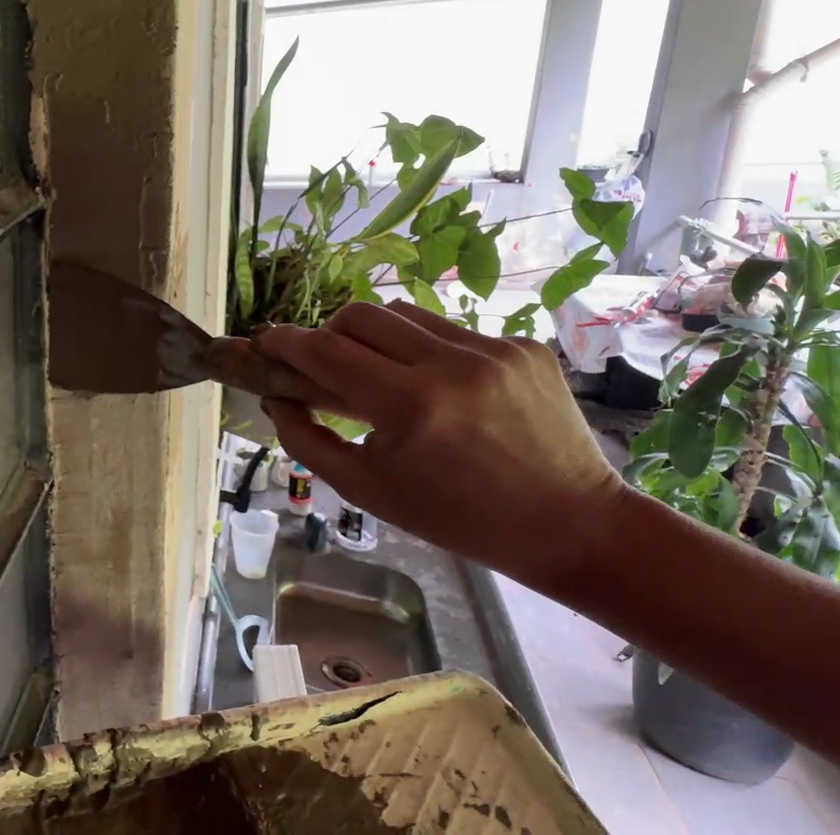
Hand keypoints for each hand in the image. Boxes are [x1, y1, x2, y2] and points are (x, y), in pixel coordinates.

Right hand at [254, 301, 626, 587]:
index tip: (264, 343)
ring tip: (377, 371)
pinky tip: (434, 385)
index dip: (285, 342)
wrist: (574, 526)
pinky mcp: (524, 347)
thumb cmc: (456, 518)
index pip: (324, 350)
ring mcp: (494, 350)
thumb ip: (305, 440)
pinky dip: (422, 348)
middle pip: (360, 315)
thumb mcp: (365, 489)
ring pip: (403, 313)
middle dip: (327, 332)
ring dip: (373, 336)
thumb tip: (275, 399)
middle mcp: (451, 365)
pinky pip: (448, 328)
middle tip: (320, 362)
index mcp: (409, 406)